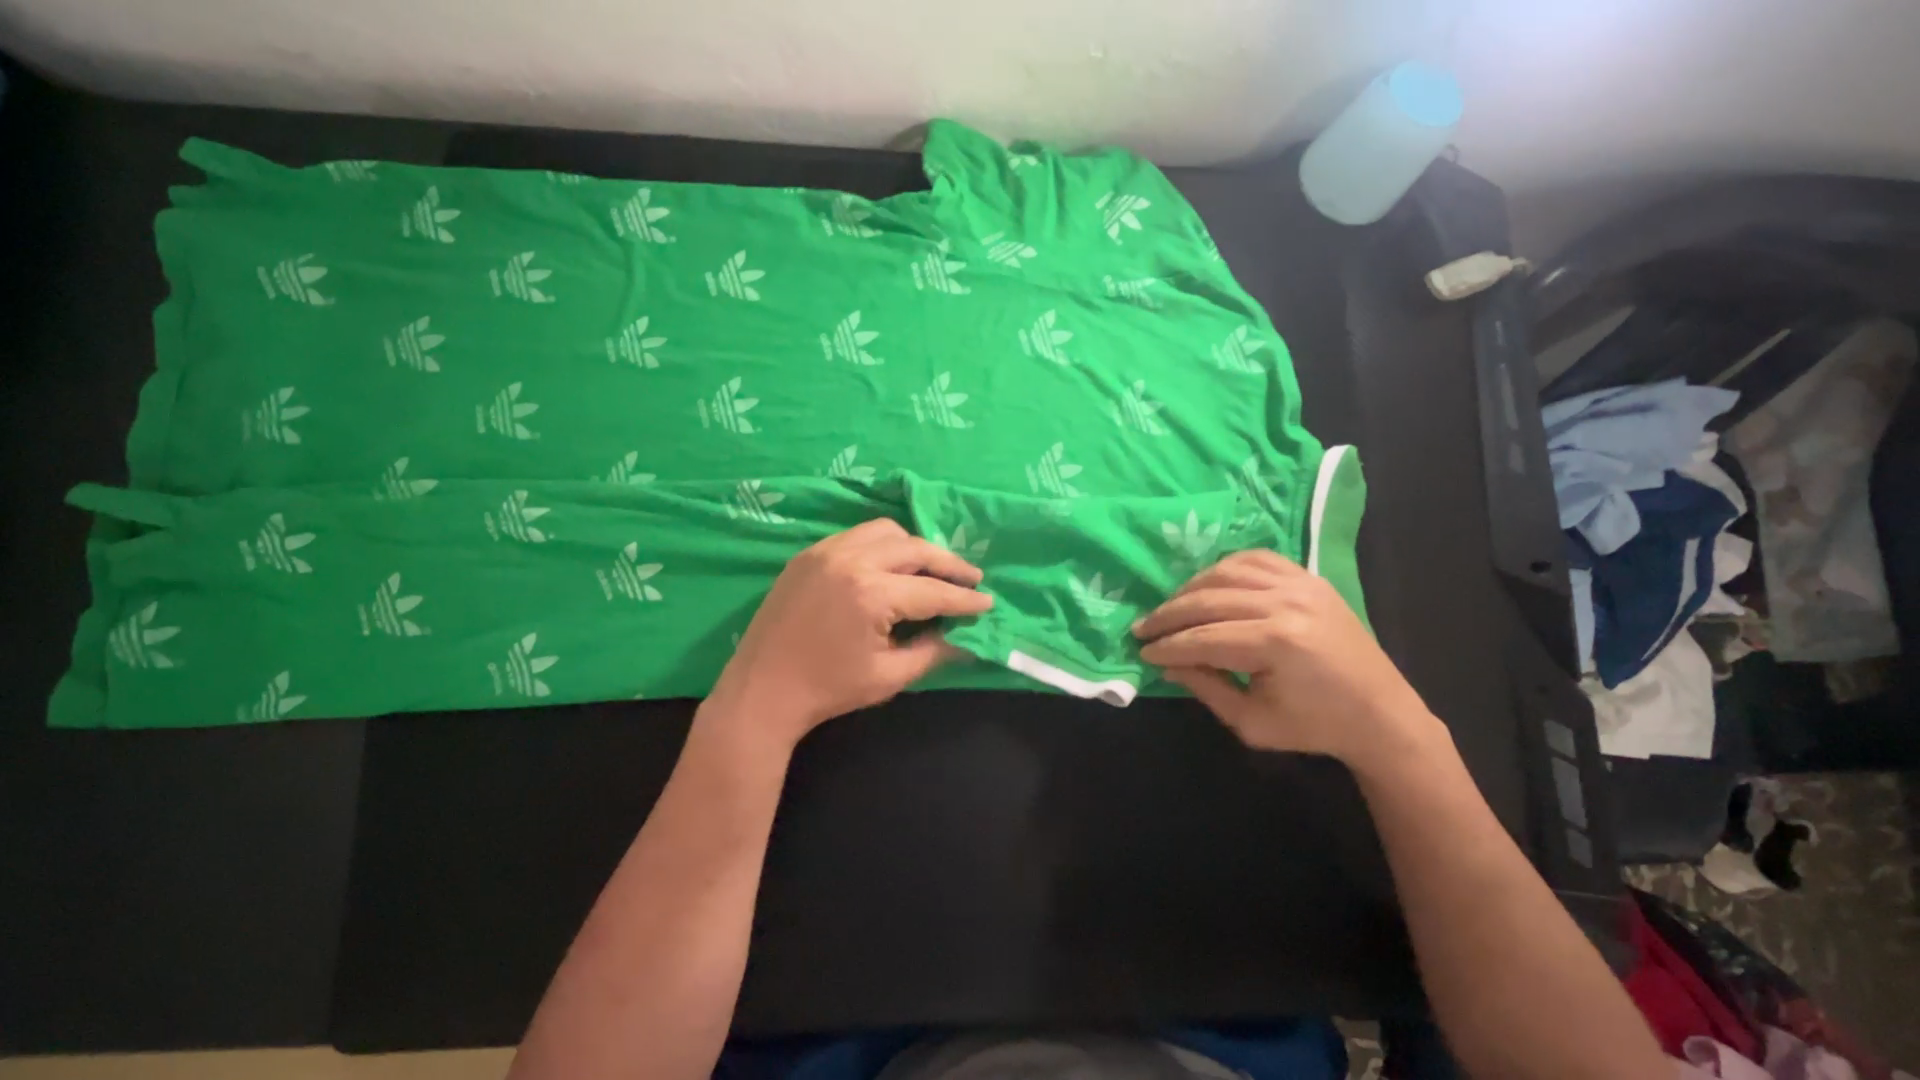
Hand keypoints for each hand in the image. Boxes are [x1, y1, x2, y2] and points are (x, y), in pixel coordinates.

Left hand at [705, 519, 992, 747]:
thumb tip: (968, 639)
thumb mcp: (889, 676)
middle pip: (914, 548)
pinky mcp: (808, 555)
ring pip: (885, 532)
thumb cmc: (829, 689)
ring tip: (931, 571)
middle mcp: (851, 560)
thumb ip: (933, 652)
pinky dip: (882, 546)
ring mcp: (825, 552)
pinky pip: (856, 536)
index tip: (988, 603)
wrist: (763, 691)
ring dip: (914, 548)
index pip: (933, 590)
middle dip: (947, 564)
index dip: (965, 599)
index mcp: (872, 593)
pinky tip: (891, 568)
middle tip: (970, 580)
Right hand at [1132, 550, 1444, 769]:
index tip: (1141, 652)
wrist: (1380, 714)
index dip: (1168, 646)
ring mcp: (1301, 584)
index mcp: (1277, 643)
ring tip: (1170, 609)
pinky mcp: (1309, 578)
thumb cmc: (1314, 726)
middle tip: (1142, 628)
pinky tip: (1207, 585)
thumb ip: (1206, 688)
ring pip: (1228, 572)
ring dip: (1191, 589)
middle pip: (1209, 600)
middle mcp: (1287, 603)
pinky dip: (1225, 568)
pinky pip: (1256, 559)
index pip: (1204, 637)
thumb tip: (1166, 663)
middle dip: (1169, 615)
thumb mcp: (1252, 722)